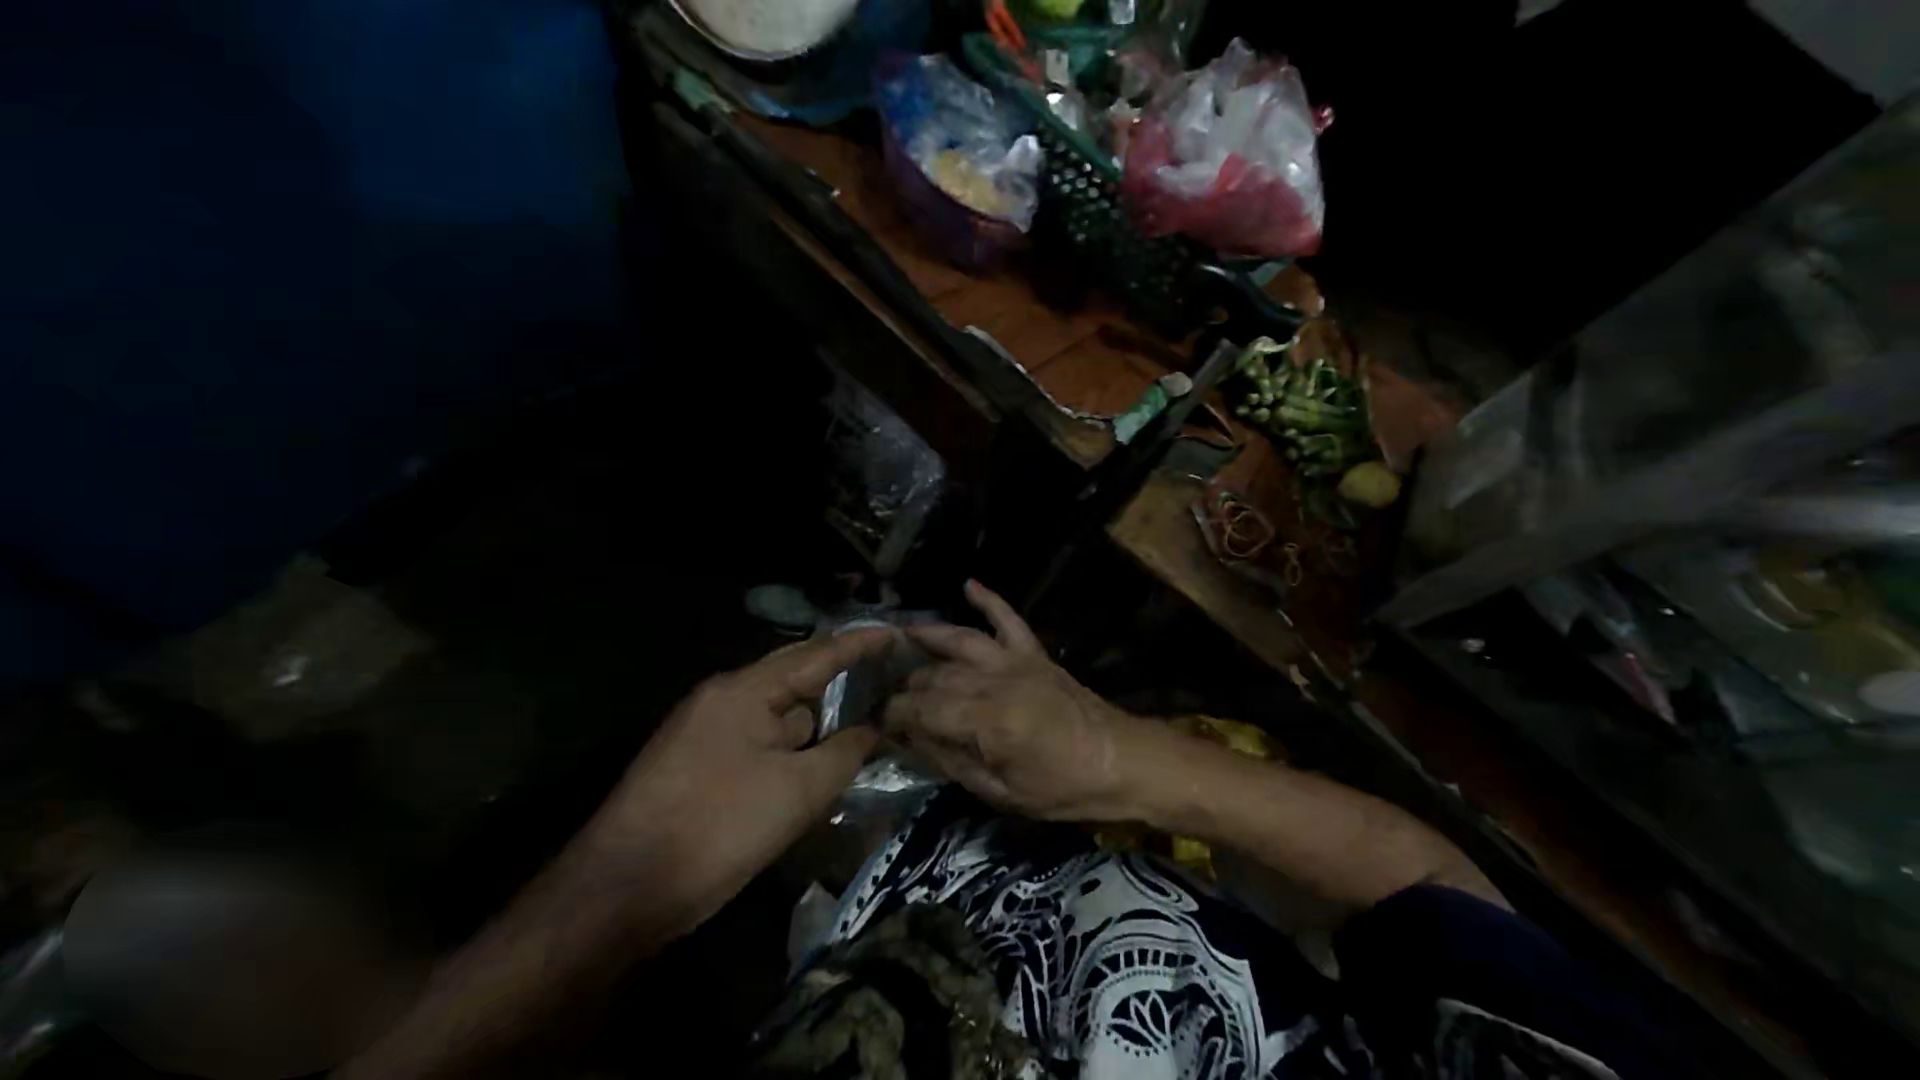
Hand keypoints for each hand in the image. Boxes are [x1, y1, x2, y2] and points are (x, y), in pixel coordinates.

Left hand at [581, 629, 894, 929]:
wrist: (623, 890)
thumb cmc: (718, 827)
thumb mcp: (798, 791)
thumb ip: (845, 752)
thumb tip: (873, 728)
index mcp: (745, 690)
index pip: (816, 655)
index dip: (860, 644)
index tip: (896, 634)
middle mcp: (723, 697)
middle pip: (793, 674)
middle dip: (838, 673)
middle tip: (883, 670)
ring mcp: (705, 728)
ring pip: (776, 711)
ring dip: (814, 715)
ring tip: (858, 715)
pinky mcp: (699, 760)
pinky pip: (759, 737)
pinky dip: (790, 742)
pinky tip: (812, 759)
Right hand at [884, 581, 1149, 822]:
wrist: (1122, 762)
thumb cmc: (1064, 789)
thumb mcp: (1003, 794)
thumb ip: (954, 764)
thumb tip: (914, 740)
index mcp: (988, 723)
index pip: (925, 711)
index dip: (896, 715)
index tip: (876, 720)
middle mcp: (997, 683)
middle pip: (938, 676)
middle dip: (908, 685)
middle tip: (887, 693)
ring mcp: (1017, 662)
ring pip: (963, 642)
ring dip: (931, 637)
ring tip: (902, 636)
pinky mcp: (1035, 653)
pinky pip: (1008, 619)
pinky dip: (989, 599)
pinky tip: (969, 583)